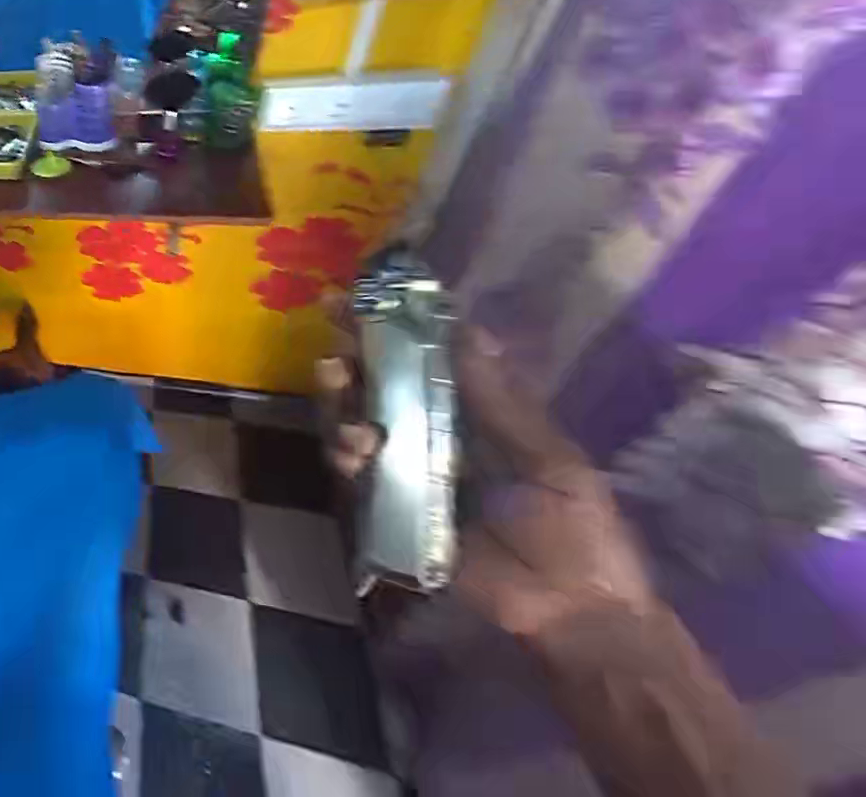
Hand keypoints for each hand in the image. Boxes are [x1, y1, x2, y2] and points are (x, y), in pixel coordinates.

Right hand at [311, 299, 654, 640]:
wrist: (566, 610)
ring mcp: (398, 463)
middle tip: (332, 321)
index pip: (420, 360)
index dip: (392, 328)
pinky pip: (348, 464)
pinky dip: (342, 449)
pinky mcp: (377, 497)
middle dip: (351, 350)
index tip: (365, 296)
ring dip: (338, 393)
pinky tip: (354, 448)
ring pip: (350, 415)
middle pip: (374, 382)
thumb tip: (468, 329)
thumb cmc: (574, 530)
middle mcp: (424, 430)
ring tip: (335, 375)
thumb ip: (503, 402)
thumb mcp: (550, 460)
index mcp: (468, 414)